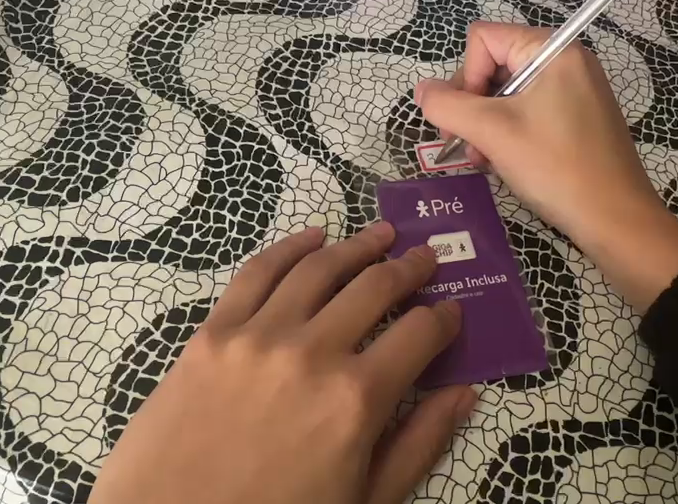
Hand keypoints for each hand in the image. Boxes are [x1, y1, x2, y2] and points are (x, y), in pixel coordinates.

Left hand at [91, 223, 476, 503]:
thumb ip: (417, 445)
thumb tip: (464, 392)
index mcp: (355, 401)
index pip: (418, 335)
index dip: (443, 318)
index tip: (452, 310)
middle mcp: (313, 352)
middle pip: (375, 287)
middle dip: (410, 268)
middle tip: (426, 255)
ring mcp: (259, 334)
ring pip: (320, 268)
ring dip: (357, 245)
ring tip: (380, 233)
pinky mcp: (214, 331)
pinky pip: (257, 271)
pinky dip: (290, 247)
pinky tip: (313, 236)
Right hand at [416, 22, 677, 312]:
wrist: (618, 223)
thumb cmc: (556, 168)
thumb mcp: (493, 133)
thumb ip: (448, 105)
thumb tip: (422, 90)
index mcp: (553, 49)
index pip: (484, 39)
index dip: (465, 76)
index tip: (467, 119)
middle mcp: (566, 60)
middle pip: (493, 63)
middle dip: (472, 104)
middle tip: (466, 145)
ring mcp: (574, 88)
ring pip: (507, 91)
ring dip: (486, 123)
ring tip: (483, 160)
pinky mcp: (577, 115)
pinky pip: (528, 108)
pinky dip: (508, 131)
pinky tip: (503, 161)